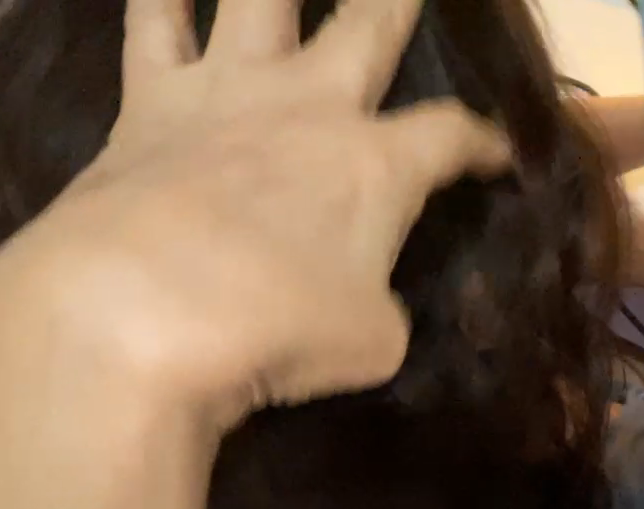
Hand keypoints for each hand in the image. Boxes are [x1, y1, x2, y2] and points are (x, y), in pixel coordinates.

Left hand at [0, 0, 511, 434]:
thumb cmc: (282, 327)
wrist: (141, 309)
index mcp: (378, 165)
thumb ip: (382, 301)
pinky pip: (153, 20)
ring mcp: (226, 90)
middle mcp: (310, 105)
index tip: (501, 153)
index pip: (451, 135)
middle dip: (398, 3)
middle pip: (369, 27)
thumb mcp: (375, 340)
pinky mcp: (150, 100)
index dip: (485, 142)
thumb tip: (366, 294)